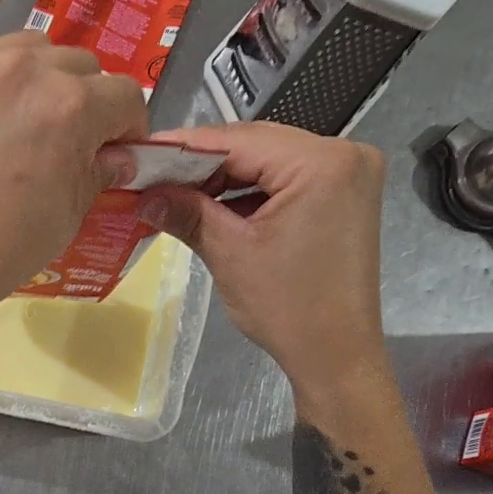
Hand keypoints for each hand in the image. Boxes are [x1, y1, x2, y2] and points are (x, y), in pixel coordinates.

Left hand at [0, 0, 147, 346]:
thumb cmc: (0, 252)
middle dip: (86, 104)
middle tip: (68, 145)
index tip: (117, 152)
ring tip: (29, 114)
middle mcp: (29, 71)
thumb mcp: (67, 219)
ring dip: (42, 75)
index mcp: (73, 108)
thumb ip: (97, 173)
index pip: (123, 98)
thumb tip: (117, 154)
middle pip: (79, 67)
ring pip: (29, 46)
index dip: (127, 129)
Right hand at [135, 123, 386, 392]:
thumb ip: (188, 213)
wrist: (336, 354)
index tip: (143, 153)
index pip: (240, 140)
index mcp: (322, 162)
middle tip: (152, 175)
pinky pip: (287, 182)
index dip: (185, 147)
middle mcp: (345, 154)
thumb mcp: (231, 254)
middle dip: (203, 163)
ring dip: (224, 179)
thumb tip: (144, 195)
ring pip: (271, 162)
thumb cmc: (287, 307)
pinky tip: (212, 207)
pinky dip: (250, 194)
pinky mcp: (344, 197)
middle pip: (257, 145)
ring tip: (174, 193)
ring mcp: (349, 175)